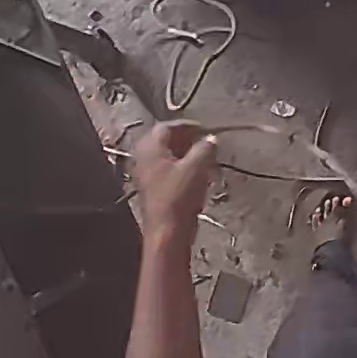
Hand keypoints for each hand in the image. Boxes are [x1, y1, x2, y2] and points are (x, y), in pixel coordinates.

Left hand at [133, 121, 218, 240]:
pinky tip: (202, 179)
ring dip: (190, 156)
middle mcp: (145, 159)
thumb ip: (205, 148)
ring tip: (209, 161)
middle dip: (189, 141)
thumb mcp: (197, 166)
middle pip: (167, 142)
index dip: (188, 126)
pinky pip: (172, 173)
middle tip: (207, 143)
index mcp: (150, 149)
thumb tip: (211, 140)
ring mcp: (149, 176)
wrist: (168, 231)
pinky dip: (187, 170)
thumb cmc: (179, 195)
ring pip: (171, 158)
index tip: (205, 130)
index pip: (167, 127)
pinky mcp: (156, 191)